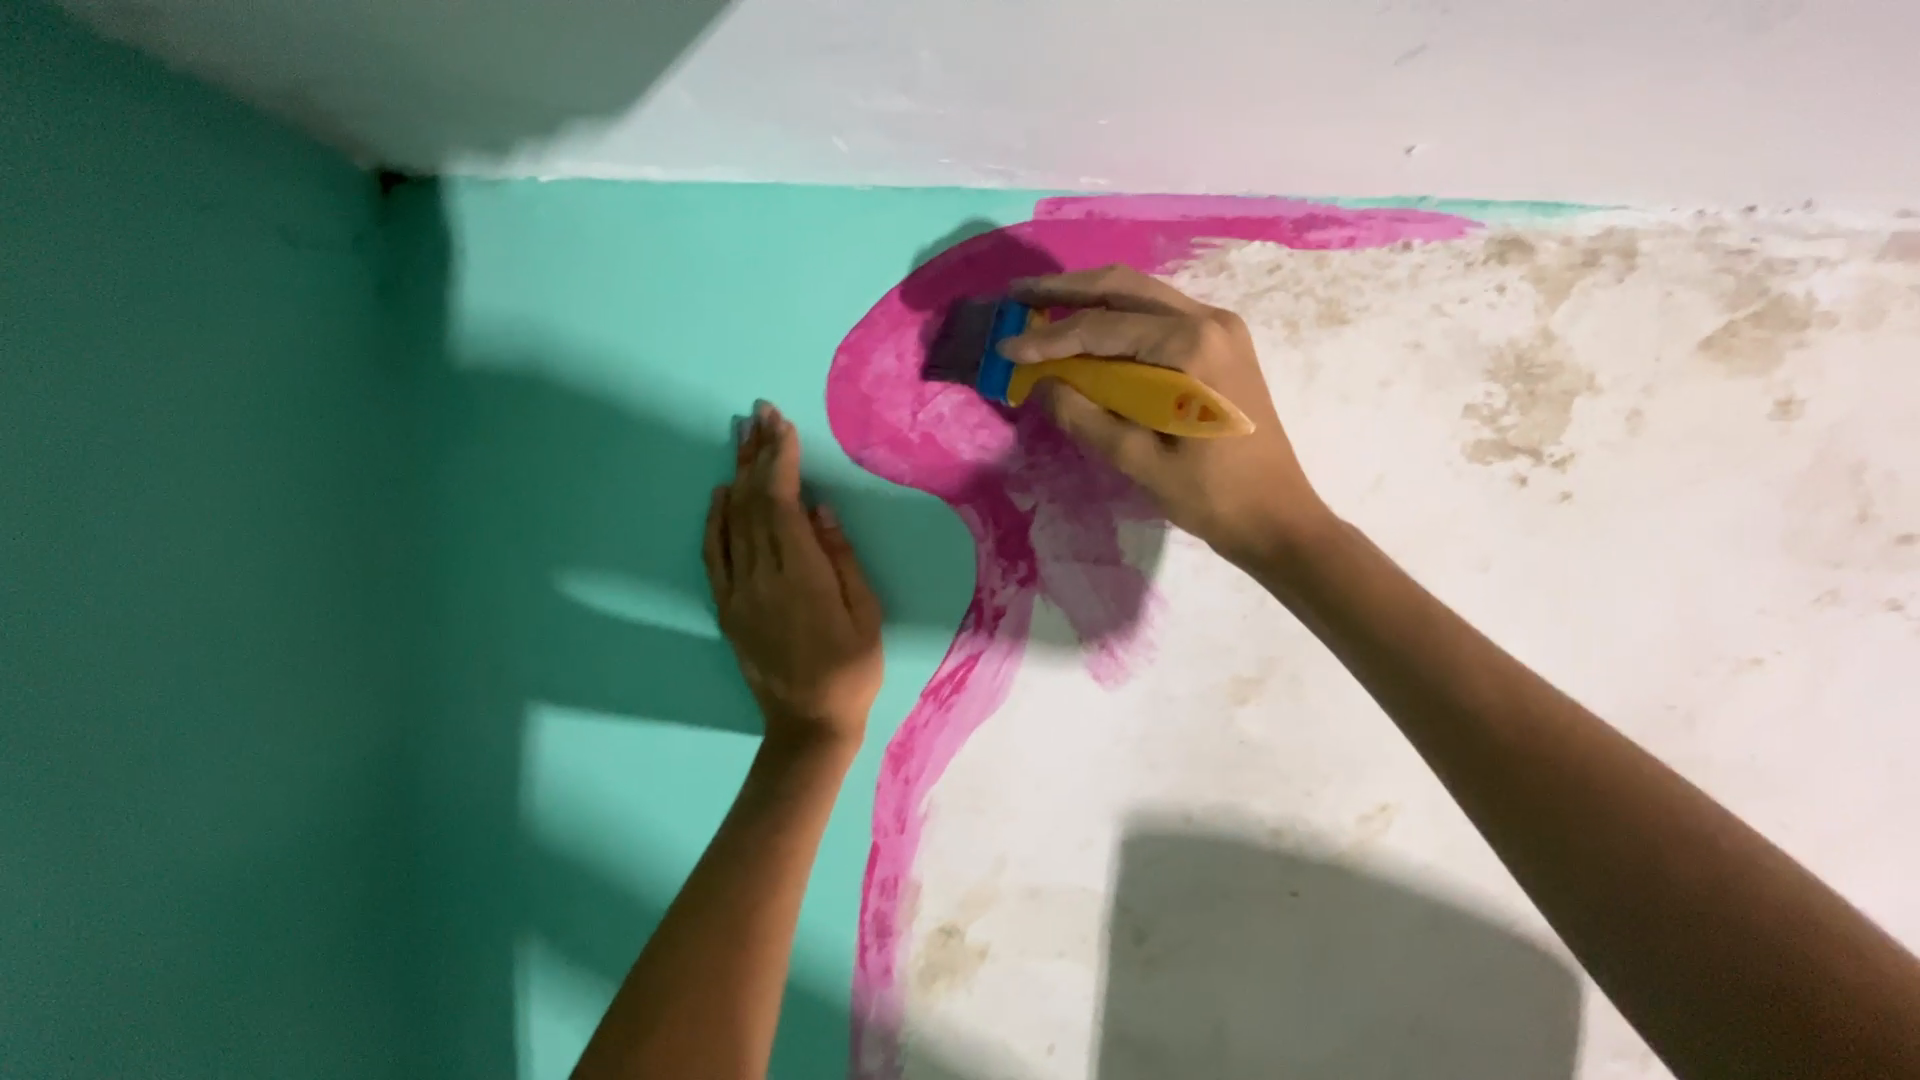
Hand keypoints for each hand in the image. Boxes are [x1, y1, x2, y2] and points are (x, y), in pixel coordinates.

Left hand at [703, 402, 884, 750]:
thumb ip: (841, 559)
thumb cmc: (851, 669)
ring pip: (732, 521)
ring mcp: (739, 592)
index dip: (780, 460)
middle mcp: (763, 576)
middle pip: (753, 502)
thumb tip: (819, 510)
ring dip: (736, 476)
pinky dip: (714, 519)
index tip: (783, 426)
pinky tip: (719, 492)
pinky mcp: (727, 607)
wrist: (808, 724)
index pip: (782, 503)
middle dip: (757, 454)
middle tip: (759, 413)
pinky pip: (714, 555)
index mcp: (803, 575)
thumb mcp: (866, 614)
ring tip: (742, 438)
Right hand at [1002, 265, 1332, 565]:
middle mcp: (1210, 320)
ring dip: (1089, 300)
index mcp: (1193, 346)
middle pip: (1123, 288)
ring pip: (1141, 297)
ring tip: (1040, 306)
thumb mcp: (1140, 461)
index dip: (1048, 339)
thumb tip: (1042, 384)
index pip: (1103, 329)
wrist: (1277, 516)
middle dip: (1065, 291)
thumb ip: (1086, 418)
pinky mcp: (1221, 345)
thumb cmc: (1213, 495)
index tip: (1005, 348)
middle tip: (1016, 296)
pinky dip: (1116, 319)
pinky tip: (1087, 333)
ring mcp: (1220, 329)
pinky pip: (1158, 317)